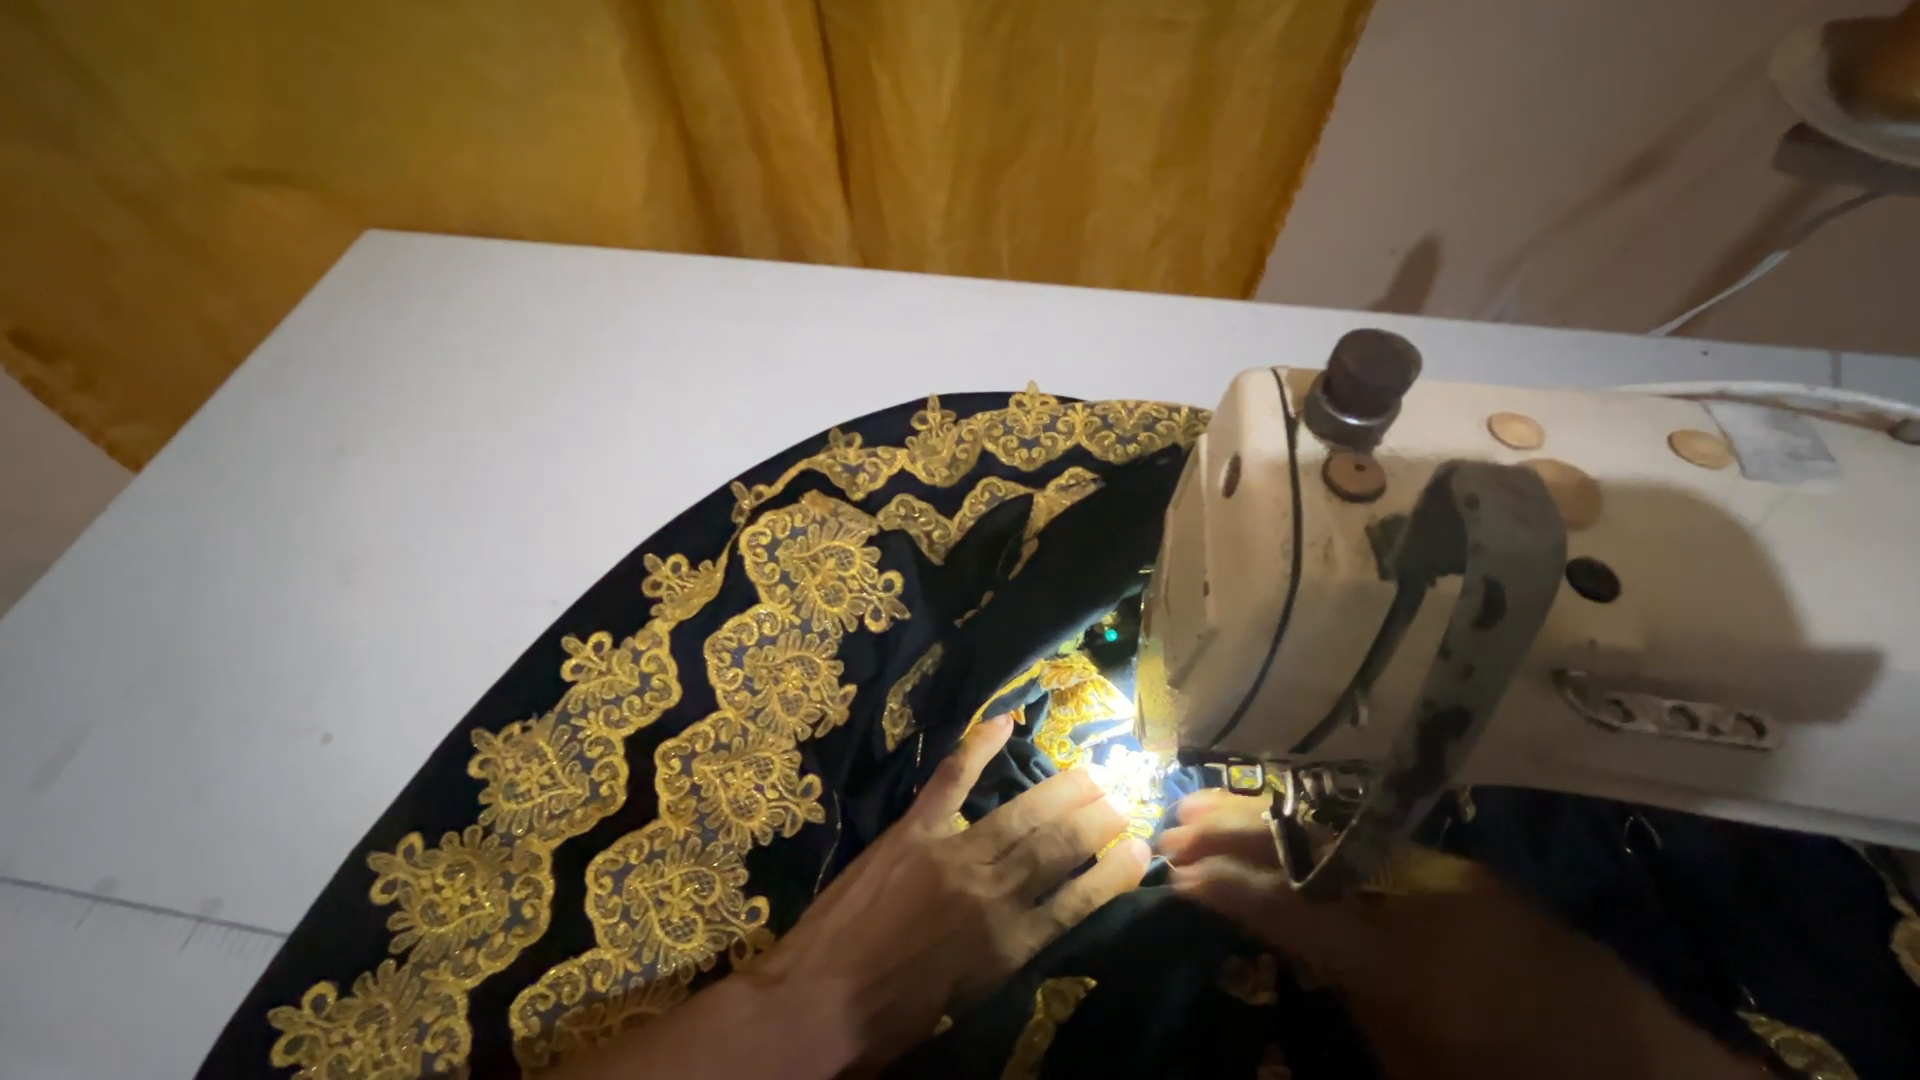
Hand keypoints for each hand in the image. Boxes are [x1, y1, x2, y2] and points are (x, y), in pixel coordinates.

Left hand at [555, 713, 1150, 1079]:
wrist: (816, 1003)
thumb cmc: (892, 1015)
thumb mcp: (967, 999)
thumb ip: (1007, 951)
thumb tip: (1038, 913)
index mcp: (1007, 946)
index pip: (1077, 901)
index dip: (1112, 873)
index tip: (1140, 848)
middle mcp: (992, 894)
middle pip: (1057, 848)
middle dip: (1095, 820)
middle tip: (1121, 794)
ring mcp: (951, 854)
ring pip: (1021, 814)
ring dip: (1061, 791)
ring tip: (1092, 772)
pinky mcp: (912, 831)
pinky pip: (952, 780)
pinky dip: (977, 747)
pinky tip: (1005, 721)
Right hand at [1162, 790, 1769, 1079]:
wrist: (1652, 1076)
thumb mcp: (1420, 1068)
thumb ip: (1355, 1000)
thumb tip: (1305, 949)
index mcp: (1401, 959)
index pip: (1290, 908)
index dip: (1229, 889)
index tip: (1180, 875)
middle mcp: (1416, 897)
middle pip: (1303, 848)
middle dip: (1233, 833)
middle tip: (1174, 824)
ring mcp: (1441, 873)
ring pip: (1331, 830)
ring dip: (1265, 819)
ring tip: (1206, 806)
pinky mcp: (1460, 870)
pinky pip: (1366, 839)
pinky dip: (1313, 830)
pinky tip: (1280, 825)